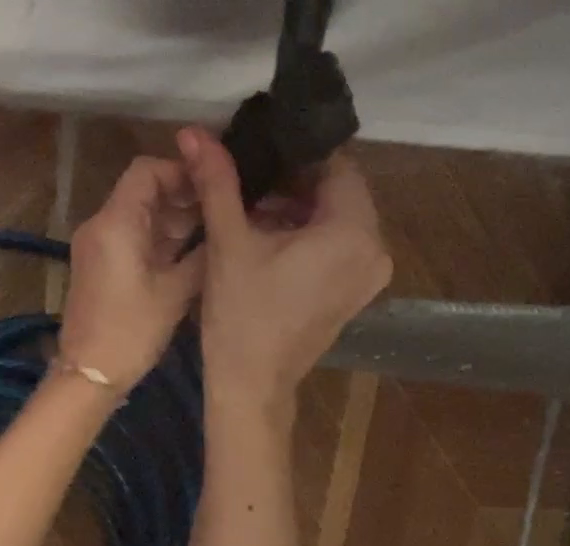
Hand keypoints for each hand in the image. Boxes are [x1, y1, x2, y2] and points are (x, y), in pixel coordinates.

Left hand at [57, 156, 204, 389]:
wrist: (89, 375)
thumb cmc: (131, 332)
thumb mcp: (176, 291)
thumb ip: (204, 252)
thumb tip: (228, 227)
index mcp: (115, 223)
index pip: (147, 170)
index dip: (182, 171)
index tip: (214, 186)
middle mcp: (99, 226)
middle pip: (143, 190)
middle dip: (182, 196)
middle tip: (220, 209)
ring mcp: (96, 247)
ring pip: (138, 215)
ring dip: (172, 218)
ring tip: (211, 231)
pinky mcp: (98, 267)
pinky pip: (129, 238)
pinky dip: (157, 238)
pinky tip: (189, 251)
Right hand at [176, 127, 390, 406]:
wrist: (249, 387)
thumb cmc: (241, 316)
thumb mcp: (229, 244)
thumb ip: (219, 183)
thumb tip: (195, 133)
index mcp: (354, 229)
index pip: (333, 164)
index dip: (291, 157)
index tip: (253, 159)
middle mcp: (375, 248)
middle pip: (336, 194)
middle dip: (291, 187)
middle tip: (244, 190)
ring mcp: (367, 275)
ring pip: (334, 222)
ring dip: (296, 214)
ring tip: (248, 220)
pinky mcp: (353, 294)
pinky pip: (334, 249)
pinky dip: (305, 242)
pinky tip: (267, 249)